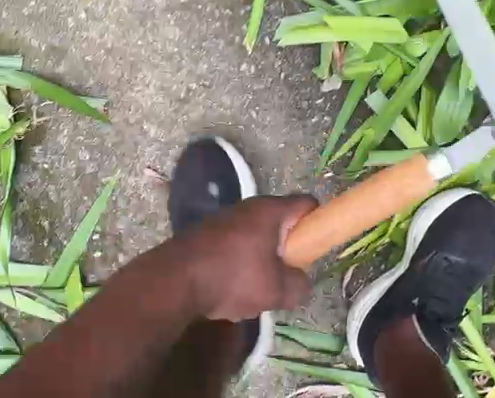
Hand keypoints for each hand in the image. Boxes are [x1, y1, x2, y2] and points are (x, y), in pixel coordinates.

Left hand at [165, 194, 317, 320]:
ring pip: (257, 236)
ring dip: (262, 259)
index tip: (316, 249)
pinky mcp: (208, 233)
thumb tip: (302, 282)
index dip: (319, 222)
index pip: (307, 203)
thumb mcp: (275, 290)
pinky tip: (231, 289)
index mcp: (271, 211)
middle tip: (287, 274)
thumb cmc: (232, 277)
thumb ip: (298, 286)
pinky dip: (240, 263)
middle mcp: (250, 206)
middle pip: (281, 222)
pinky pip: (236, 244)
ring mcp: (227, 218)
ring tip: (257, 288)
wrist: (176, 279)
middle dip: (287, 249)